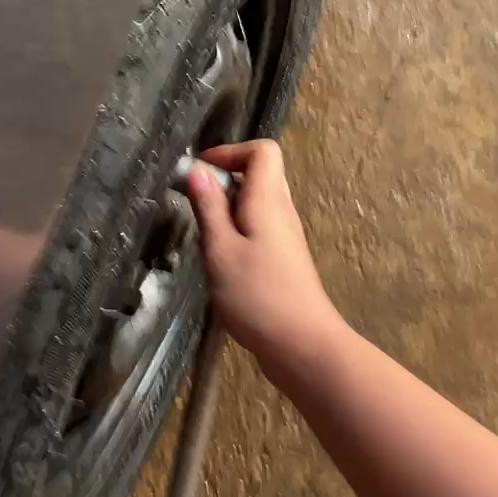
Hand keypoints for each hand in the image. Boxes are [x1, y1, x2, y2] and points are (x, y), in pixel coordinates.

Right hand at [184, 139, 349, 369]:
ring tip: (205, 233)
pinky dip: (237, 229)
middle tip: (195, 202)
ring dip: (229, 207)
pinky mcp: (284, 258)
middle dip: (225, 179)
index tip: (200, 172)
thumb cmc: (258, 296)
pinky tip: (221, 258)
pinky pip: (260, 226)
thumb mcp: (221, 249)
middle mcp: (282, 211)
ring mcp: (286, 236)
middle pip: (261, 173)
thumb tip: (197, 169)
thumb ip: (209, 208)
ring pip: (258, 202)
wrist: (301, 345)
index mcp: (269, 200)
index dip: (230, 152)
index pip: (263, 151)